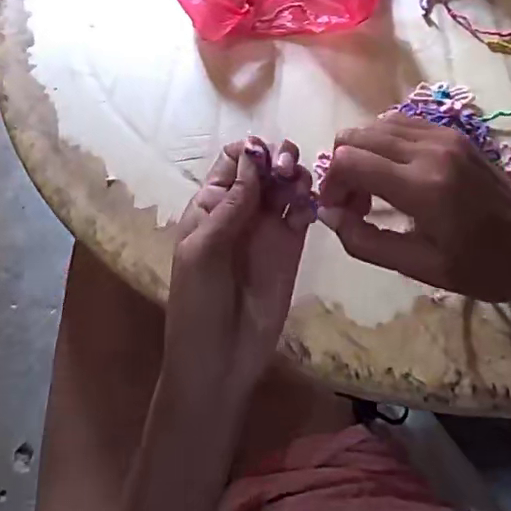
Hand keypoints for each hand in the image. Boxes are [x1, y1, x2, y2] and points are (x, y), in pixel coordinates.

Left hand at [165, 137, 314, 403]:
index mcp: (211, 204)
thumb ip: (231, 203)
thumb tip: (253, 156)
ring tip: (299, 190)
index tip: (265, 159)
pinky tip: (312, 207)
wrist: (220, 358)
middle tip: (287, 171)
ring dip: (297, 176)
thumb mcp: (203, 250)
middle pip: (265, 167)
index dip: (250, 152)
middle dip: (279, 158)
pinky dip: (311, 201)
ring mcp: (269, 227)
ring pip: (288, 185)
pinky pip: (304, 212)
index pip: (233, 160)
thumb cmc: (198, 303)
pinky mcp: (292, 246)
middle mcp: (242, 209)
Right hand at [315, 116, 510, 301]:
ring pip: (376, 125)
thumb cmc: (485, 267)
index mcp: (422, 186)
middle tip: (354, 204)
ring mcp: (444, 135)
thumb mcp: (423, 268)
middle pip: (356, 135)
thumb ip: (368, 243)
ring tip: (375, 191)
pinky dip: (384, 144)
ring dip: (362, 154)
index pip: (349, 159)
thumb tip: (331, 217)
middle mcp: (430, 150)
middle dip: (342, 168)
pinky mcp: (453, 132)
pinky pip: (401, 123)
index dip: (331, 184)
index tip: (339, 212)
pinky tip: (396, 174)